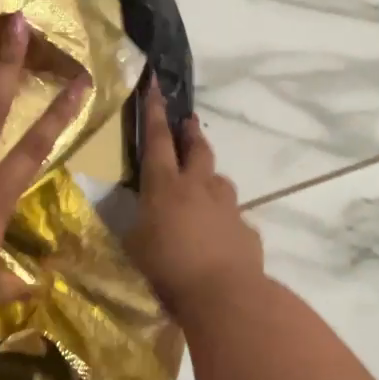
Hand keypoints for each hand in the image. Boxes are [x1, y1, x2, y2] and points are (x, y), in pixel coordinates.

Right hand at [125, 86, 265, 316]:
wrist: (223, 293)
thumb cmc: (166, 267)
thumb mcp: (133, 245)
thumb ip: (136, 225)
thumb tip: (136, 218)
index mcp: (164, 187)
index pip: (155, 142)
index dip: (152, 114)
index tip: (155, 86)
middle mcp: (198, 188)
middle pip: (197, 150)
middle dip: (190, 134)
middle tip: (188, 122)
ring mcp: (227, 207)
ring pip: (218, 181)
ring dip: (208, 177)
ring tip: (201, 184)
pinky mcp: (245, 230)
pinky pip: (231, 216)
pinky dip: (221, 218)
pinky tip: (214, 233)